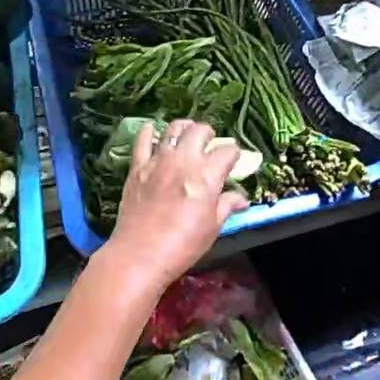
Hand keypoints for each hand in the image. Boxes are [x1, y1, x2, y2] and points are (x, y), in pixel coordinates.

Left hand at [99, 120, 246, 292]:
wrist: (141, 252)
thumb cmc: (183, 244)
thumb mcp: (212, 227)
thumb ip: (226, 206)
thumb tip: (241, 199)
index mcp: (206, 176)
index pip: (227, 152)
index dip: (233, 154)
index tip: (233, 159)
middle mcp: (183, 161)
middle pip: (199, 131)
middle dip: (208, 133)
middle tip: (210, 141)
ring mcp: (158, 161)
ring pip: (172, 129)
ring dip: (183, 127)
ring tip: (187, 131)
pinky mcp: (138, 166)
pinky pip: (143, 140)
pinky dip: (149, 131)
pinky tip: (152, 129)